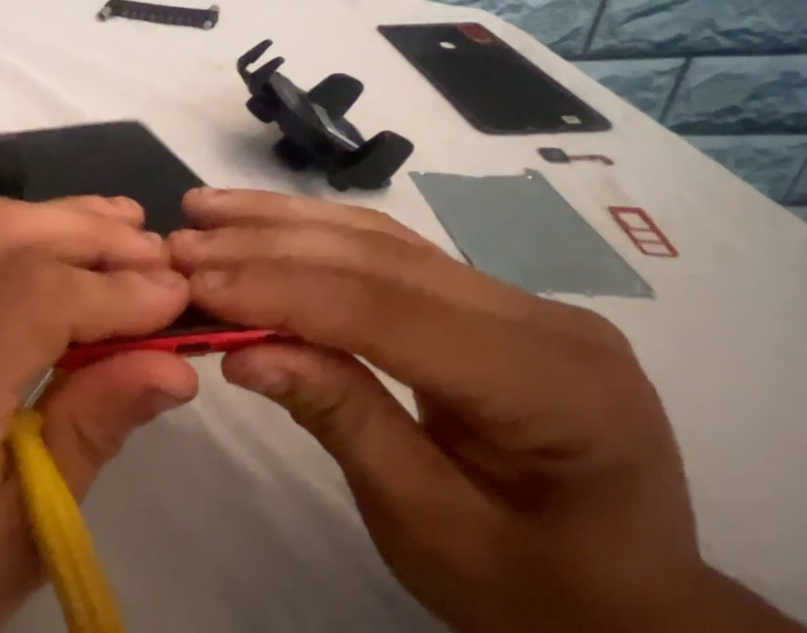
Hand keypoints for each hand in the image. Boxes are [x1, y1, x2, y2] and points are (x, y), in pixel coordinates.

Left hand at [0, 197, 196, 632]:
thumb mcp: (29, 532)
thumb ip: (93, 433)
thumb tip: (174, 364)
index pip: (30, 300)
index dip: (112, 288)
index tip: (178, 300)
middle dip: (88, 233)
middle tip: (160, 256)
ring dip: (57, 222)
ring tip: (129, 233)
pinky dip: (26, 242)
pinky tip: (71, 255)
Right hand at [172, 188, 805, 632]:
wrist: (627, 605)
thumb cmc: (530, 588)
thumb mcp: (427, 524)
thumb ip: (343, 422)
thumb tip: (242, 354)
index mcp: (551, 388)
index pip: (391, 313)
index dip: (284, 292)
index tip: (194, 283)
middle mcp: (545, 322)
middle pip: (383, 260)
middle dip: (268, 248)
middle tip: (179, 246)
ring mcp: (522, 303)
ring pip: (383, 240)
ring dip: (283, 223)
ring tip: (201, 211)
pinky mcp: (491, 302)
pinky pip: (392, 255)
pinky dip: (315, 235)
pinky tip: (262, 221)